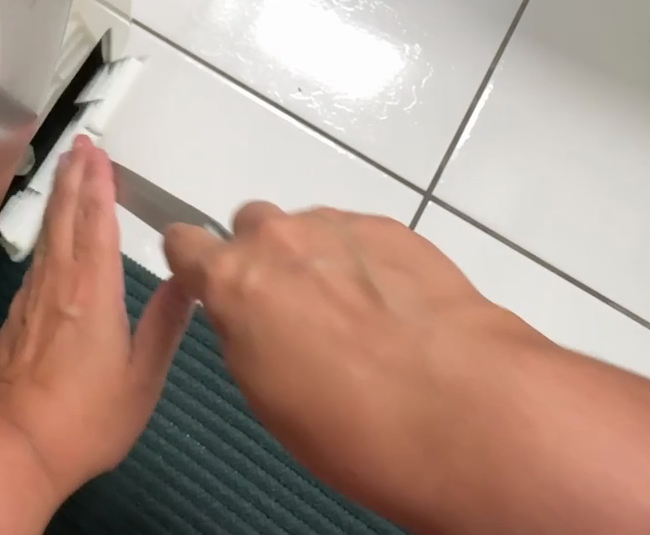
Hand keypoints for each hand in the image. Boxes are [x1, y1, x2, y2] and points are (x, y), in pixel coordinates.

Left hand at [0, 136, 193, 496]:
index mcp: (93, 290)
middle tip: (78, 143)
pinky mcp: (19, 310)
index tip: (98, 152)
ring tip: (66, 168)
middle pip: (66, 214)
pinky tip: (52, 228)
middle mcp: (61, 280)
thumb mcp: (142, 377)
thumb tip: (188, 281)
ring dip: (59, 194)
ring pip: (49, 230)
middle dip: (74, 175)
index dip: (98, 183)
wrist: (18, 443)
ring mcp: (35, 293)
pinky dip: (48, 228)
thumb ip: (165, 324)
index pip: (97, 222)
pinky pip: (39, 254)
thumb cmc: (87, 416)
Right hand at [163, 204, 548, 510]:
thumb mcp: (267, 394)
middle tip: (297, 309)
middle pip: (250, 225)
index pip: (183, 241)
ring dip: (316, 257)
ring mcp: (334, 224)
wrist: (466, 408)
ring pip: (306, 227)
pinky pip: (355, 234)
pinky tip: (396, 306)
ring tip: (359, 312)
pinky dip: (363, 260)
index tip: (209, 282)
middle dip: (263, 257)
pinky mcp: (387, 225)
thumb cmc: (353, 426)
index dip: (193, 261)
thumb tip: (247, 313)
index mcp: (233, 280)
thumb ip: (242, 332)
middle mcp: (276, 237)